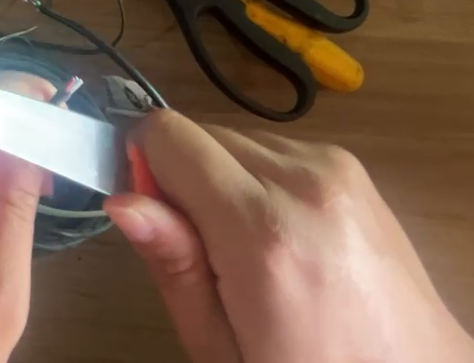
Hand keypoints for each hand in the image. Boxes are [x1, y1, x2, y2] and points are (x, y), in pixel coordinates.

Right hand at [104, 110, 473, 362]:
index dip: (147, 166)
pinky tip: (285, 234)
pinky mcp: (352, 168)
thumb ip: (173, 266)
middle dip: (186, 176)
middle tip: (209, 249)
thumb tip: (120, 200)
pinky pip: (268, 147)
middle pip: (197, 133)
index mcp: (263, 231)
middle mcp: (302, 183)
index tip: (160, 218)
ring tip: (254, 246)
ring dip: (223, 177)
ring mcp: (336, 170)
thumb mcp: (223, 350)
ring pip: (231, 138)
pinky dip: (258, 178)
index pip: (166, 134)